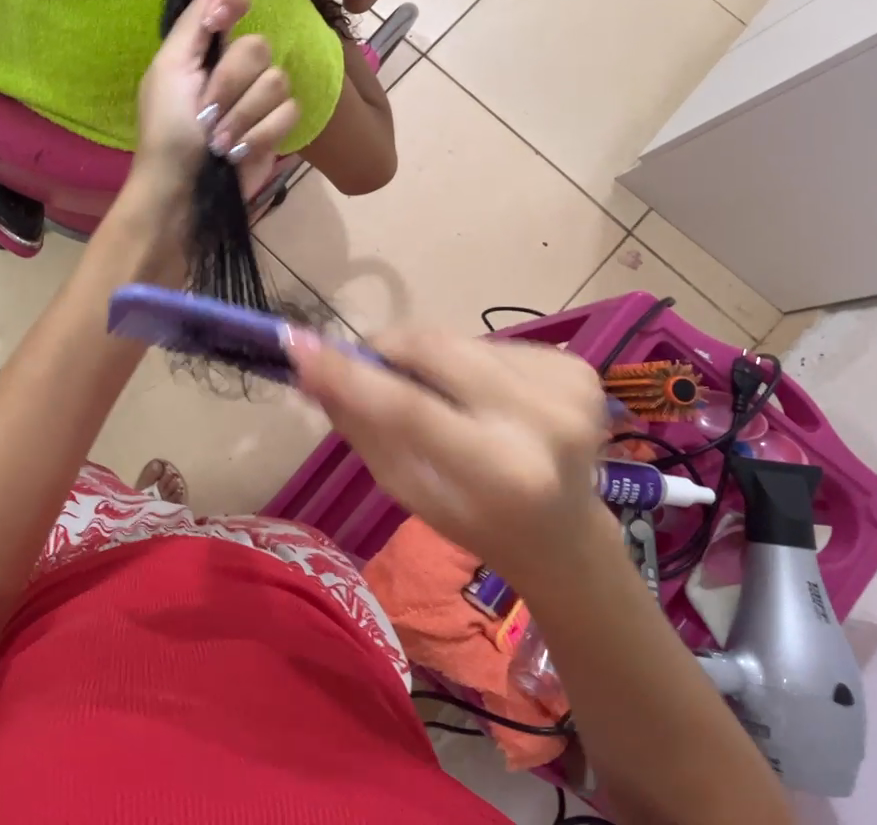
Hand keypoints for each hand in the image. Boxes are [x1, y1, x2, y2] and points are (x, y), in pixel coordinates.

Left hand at [133, 0, 302, 202]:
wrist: (181, 190)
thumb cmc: (166, 131)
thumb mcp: (169, 71)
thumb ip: (192, 25)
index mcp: (204, 49)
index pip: (234, 2)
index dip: (233, 5)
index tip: (220, 24)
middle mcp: (235, 66)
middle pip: (259, 46)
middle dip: (229, 83)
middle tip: (205, 112)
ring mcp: (259, 97)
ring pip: (277, 81)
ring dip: (242, 116)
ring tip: (218, 140)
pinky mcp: (276, 128)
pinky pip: (289, 112)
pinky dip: (259, 135)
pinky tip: (237, 152)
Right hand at [286, 327, 614, 588]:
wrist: (564, 536)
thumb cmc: (470, 520)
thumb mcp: (404, 486)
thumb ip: (360, 425)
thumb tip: (309, 368)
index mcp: (498, 472)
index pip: (408, 408)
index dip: (347, 373)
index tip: (296, 346)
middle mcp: (543, 423)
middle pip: (437, 350)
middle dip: (386, 348)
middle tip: (362, 364)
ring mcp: (569, 391)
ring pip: (460, 341)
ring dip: (428, 360)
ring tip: (437, 398)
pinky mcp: (579, 369)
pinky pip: (491, 344)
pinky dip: (466, 363)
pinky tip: (481, 399)